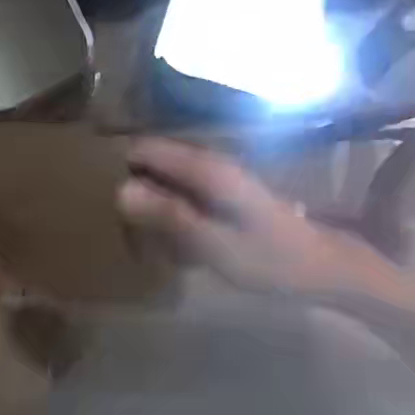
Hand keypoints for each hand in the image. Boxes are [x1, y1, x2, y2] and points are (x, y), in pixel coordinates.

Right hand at [117, 139, 384, 298]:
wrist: (325, 267)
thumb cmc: (272, 259)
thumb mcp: (216, 245)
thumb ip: (169, 216)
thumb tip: (120, 190)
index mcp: (206, 168)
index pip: (147, 147)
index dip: (118, 159)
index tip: (89, 180)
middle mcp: (210, 162)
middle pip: (155, 155)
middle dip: (128, 174)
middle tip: (100, 204)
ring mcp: (219, 175)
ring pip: (168, 171)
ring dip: (146, 188)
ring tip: (120, 216)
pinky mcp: (224, 192)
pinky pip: (182, 187)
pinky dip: (165, 201)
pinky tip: (157, 228)